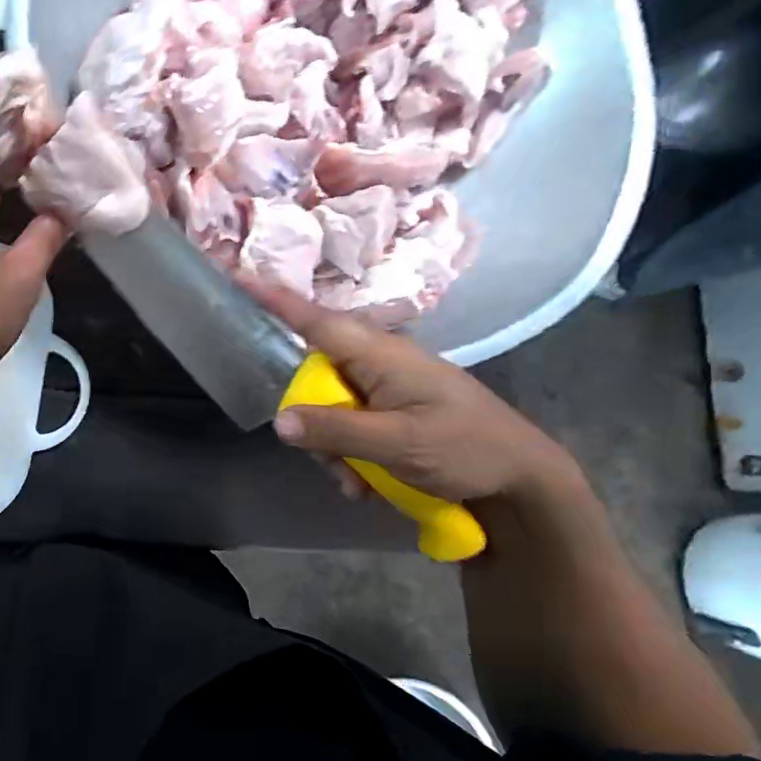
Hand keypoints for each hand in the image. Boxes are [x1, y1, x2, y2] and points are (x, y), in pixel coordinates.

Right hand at [252, 282, 579, 505]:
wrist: (520, 477)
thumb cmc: (465, 449)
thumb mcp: (398, 444)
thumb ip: (336, 431)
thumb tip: (279, 421)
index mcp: (382, 355)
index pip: (318, 321)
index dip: (277, 301)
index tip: (239, 277)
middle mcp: (380, 363)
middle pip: (316, 377)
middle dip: (313, 421)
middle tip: (332, 462)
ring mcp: (387, 387)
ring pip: (331, 407)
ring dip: (334, 447)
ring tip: (358, 482)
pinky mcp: (393, 410)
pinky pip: (352, 424)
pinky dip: (351, 455)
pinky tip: (367, 483)